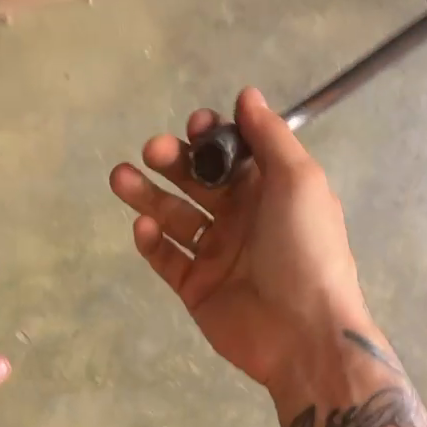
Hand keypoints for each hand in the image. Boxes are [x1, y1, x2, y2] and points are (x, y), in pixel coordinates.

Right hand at [110, 88, 371, 391]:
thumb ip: (270, 137)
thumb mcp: (299, 181)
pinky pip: (167, 259)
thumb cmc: (305, 250)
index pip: (231, 155)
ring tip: (120, 179)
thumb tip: (246, 95)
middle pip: (196, 182)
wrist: (301, 330)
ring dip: (147, 196)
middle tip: (151, 151)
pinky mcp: (195, 288)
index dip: (211, 138)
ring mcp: (215, 255)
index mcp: (269, 191)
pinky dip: (152, 242)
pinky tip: (143, 227)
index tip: (193, 126)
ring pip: (174, 218)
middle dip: (172, 162)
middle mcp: (241, 219)